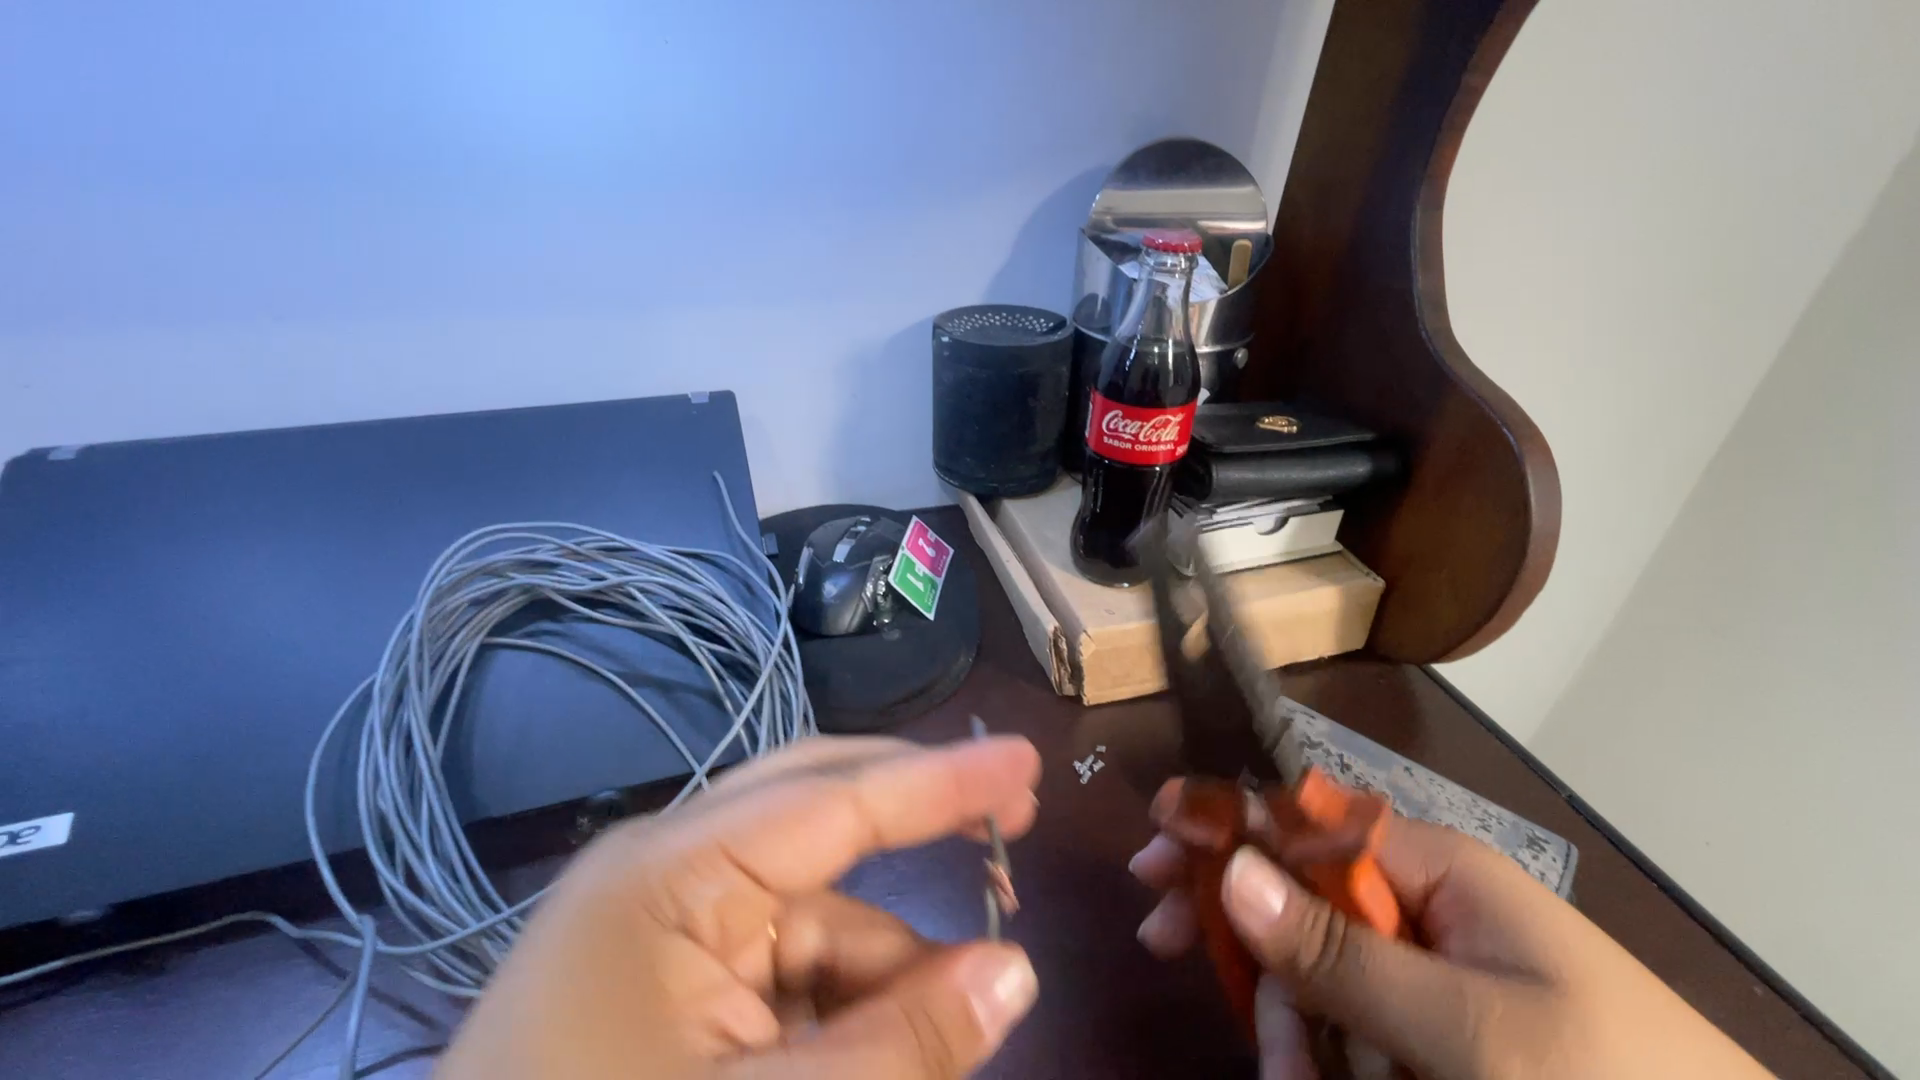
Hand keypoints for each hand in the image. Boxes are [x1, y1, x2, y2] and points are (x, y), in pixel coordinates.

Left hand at [437, 735, 1041, 1079]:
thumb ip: (899, 1043)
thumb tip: (1015, 972)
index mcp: (673, 873)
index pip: (837, 799)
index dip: (941, 783)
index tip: (1027, 759)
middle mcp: (669, 869)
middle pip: (820, 808)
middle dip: (916, 817)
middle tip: (1010, 817)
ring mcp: (663, 920)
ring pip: (812, 906)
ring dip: (885, 958)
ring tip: (946, 1026)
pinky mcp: (664, 973)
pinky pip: (780, 959)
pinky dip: (838, 998)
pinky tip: (870, 1051)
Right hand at [1130, 780, 1771, 1078]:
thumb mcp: (1472, 1033)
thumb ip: (1345, 954)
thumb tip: (1232, 868)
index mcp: (1440, 870)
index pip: (1310, 819)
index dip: (1230, 824)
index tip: (1156, 844)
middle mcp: (1425, 906)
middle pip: (1298, 889)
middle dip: (1235, 924)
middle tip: (1161, 939)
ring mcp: (1428, 973)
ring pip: (1314, 968)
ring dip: (1280, 1015)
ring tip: (1281, 1072)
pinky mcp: (1432, 1032)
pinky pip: (1348, 1022)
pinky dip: (1315, 1050)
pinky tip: (1301, 1075)